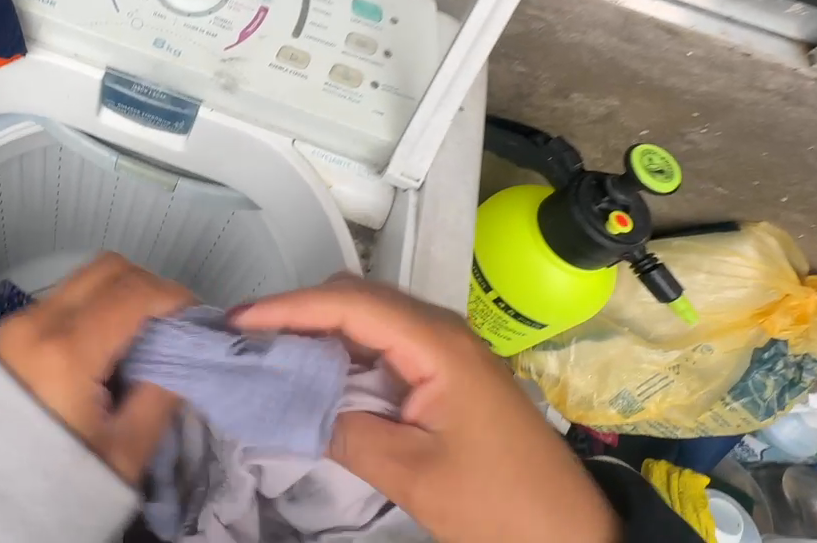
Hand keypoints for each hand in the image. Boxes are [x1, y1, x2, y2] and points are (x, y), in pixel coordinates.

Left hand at [0, 253, 191, 484]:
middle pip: (108, 269)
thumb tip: (185, 354)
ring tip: (141, 337)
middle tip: (172, 323)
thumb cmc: (59, 488)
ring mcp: (16, 323)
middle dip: (149, 287)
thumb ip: (162, 393)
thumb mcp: (125, 453)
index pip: (134, 292)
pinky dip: (94, 307)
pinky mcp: (6, 333)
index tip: (197, 318)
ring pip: (83, 279)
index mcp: (67, 351)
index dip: (174, 296)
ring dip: (120, 294)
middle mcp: (37, 322)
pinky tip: (107, 347)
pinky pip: (62, 299)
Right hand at [235, 276, 618, 542]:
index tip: (240, 320)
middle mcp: (437, 328)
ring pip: (366, 316)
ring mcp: (442, 346)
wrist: (576, 536)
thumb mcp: (414, 476)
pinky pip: (382, 342)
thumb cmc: (500, 506)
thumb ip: (345, 430)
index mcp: (434, 342)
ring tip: (270, 349)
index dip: (289, 308)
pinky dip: (343, 349)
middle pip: (355, 297)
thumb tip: (289, 403)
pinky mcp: (443, 368)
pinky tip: (317, 371)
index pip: (348, 305)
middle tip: (248, 337)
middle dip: (298, 311)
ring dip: (319, 328)